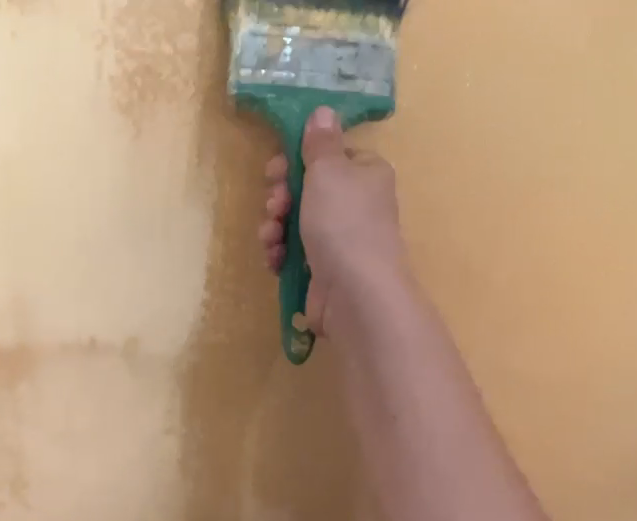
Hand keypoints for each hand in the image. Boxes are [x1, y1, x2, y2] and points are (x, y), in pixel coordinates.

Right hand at [257, 106, 408, 338]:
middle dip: (281, 197)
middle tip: (275, 205)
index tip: (276, 170)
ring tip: (271, 237)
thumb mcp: (328, 171)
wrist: (355, 294)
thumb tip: (323, 111)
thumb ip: (320, 143)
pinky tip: (275, 259)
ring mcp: (339, 240)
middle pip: (307, 189)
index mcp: (365, 174)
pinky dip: (280, 254)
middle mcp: (355, 205)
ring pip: (296, 223)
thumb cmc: (344, 224)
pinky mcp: (323, 271)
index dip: (298, 161)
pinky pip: (294, 254)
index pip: (330, 157)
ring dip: (275, 227)